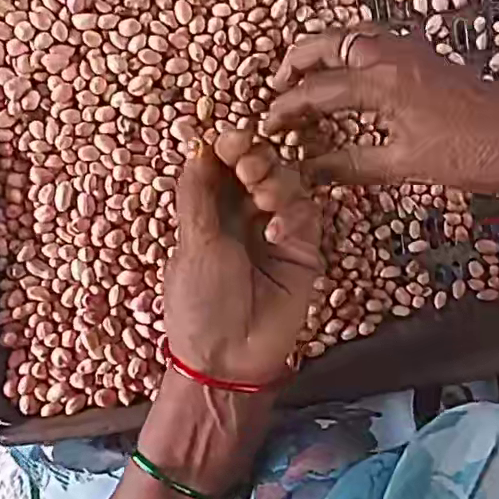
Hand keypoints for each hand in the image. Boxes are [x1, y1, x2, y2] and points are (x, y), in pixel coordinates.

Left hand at [163, 129, 323, 385]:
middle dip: (256, 159)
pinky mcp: (302, 251)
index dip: (229, 148)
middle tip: (248, 166)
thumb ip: (197, 194)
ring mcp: (275, 232)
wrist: (228, 359)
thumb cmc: (199, 303)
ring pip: (287, 186)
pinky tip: (275, 233)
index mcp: (212, 212)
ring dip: (276, 183)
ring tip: (262, 198)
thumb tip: (198, 147)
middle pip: (259, 168)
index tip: (231, 140)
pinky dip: (292, 217)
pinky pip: (306, 218)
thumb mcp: (192, 244)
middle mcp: (244, 216)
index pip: (224, 166)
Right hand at [264, 30, 498, 193]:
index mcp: (382, 82)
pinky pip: (373, 39)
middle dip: (295, 62)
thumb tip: (310, 172)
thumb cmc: (470, 153)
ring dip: (322, 51)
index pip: (316, 89)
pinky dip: (348, 50)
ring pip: (350, 34)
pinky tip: (347, 74)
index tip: (267, 124)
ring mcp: (409, 49)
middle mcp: (391, 54)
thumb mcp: (405, 164)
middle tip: (278, 88)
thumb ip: (351, 164)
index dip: (286, 107)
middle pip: (326, 42)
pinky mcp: (423, 54)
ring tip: (305, 78)